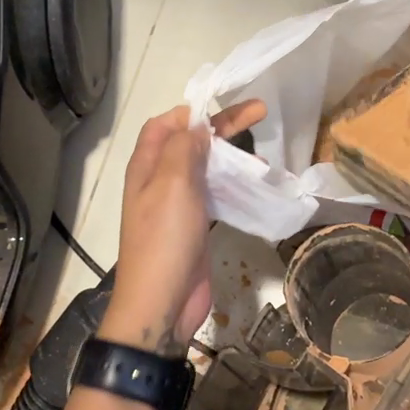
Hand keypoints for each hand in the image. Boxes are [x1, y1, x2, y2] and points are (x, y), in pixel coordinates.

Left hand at [98, 101, 266, 354]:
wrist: (161, 303)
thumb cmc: (164, 240)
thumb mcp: (171, 185)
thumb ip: (183, 148)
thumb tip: (198, 127)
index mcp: (146, 166)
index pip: (165, 124)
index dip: (193, 111)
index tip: (225, 106)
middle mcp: (158, 181)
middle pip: (190, 142)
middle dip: (222, 126)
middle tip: (261, 112)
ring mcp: (177, 205)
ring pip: (205, 168)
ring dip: (231, 157)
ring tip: (264, 156)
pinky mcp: (194, 226)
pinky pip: (215, 195)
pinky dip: (234, 184)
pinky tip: (256, 186)